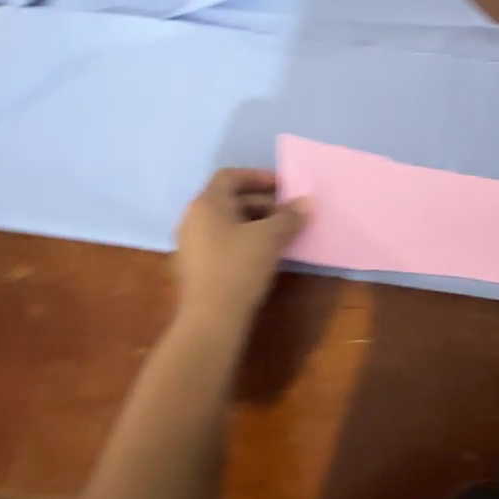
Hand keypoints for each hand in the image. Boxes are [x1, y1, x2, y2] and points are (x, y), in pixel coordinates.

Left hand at [171, 169, 307, 330]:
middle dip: (264, 203)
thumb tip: (306, 202)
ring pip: (228, 223)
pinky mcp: (197, 268)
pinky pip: (224, 243)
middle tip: (290, 213)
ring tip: (284, 234)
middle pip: (230, 200)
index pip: (230, 176)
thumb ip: (289, 216)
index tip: (285, 187)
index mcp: (205, 204)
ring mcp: (192, 245)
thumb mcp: (269, 238)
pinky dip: (245, 241)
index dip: (259, 177)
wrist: (210, 321)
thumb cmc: (238, 268)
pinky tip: (266, 255)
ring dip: (257, 223)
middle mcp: (193, 219)